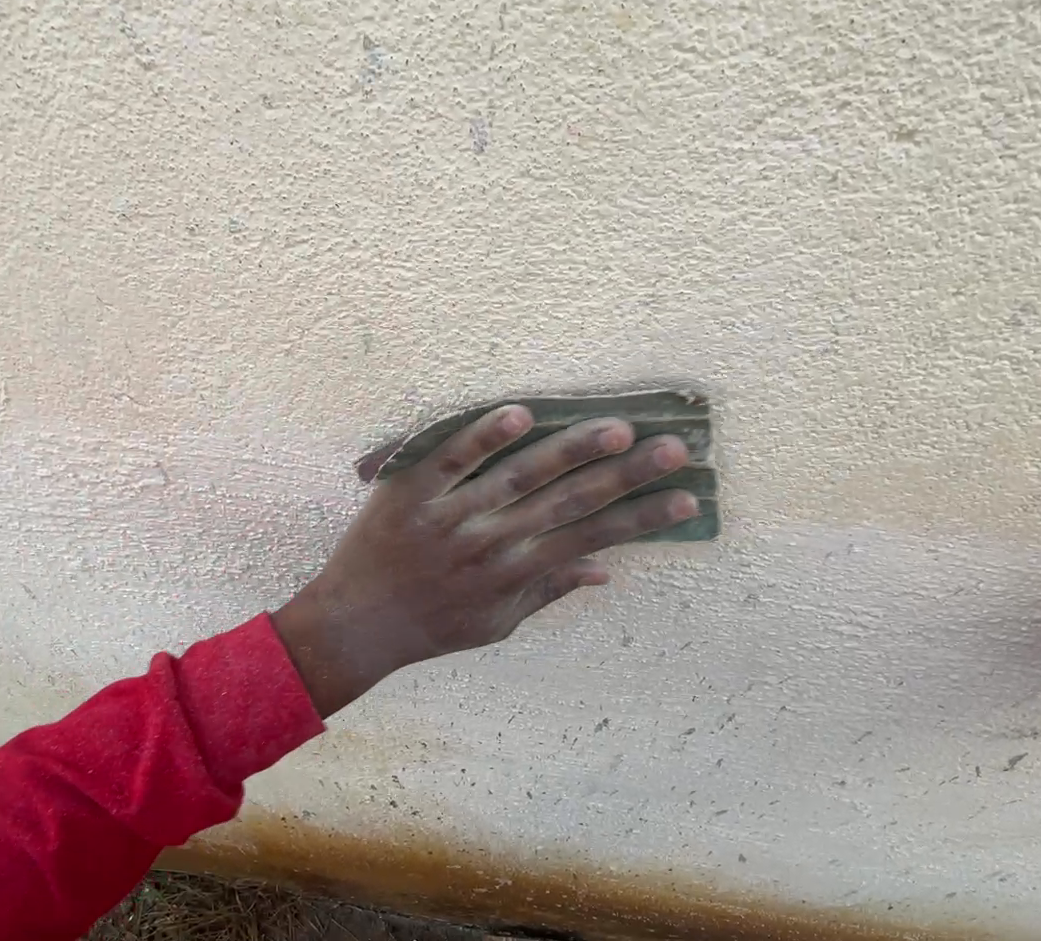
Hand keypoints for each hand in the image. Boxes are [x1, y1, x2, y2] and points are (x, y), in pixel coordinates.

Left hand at [271, 405, 697, 715]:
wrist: (353, 625)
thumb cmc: (430, 627)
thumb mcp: (496, 625)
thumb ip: (549, 592)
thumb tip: (606, 571)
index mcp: (515, 575)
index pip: (592, 539)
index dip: (642, 520)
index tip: (688, 499)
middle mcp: (493, 544)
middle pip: (570, 503)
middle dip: (627, 477)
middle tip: (675, 450)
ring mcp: (452, 515)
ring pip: (520, 476)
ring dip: (571, 451)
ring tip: (617, 429)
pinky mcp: (411, 491)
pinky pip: (451, 458)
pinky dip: (484, 435)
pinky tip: (519, 412)